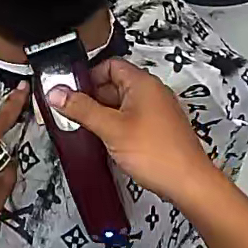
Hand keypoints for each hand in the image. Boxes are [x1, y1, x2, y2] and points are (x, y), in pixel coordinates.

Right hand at [46, 58, 224, 205]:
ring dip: (103, 115)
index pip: (110, 65)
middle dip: (92, 98)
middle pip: (114, 85)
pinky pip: (131, 120)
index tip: (71, 90)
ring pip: (122, 105)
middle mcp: (153, 93)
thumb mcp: (111, 128)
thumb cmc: (160, 154)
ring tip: (89, 129)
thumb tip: (59, 94)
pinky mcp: (158, 130)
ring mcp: (157, 112)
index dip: (88, 76)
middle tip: (73, 113)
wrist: (188, 182)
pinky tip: (108, 142)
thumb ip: (82, 109)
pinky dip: (117, 127)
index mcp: (143, 83)